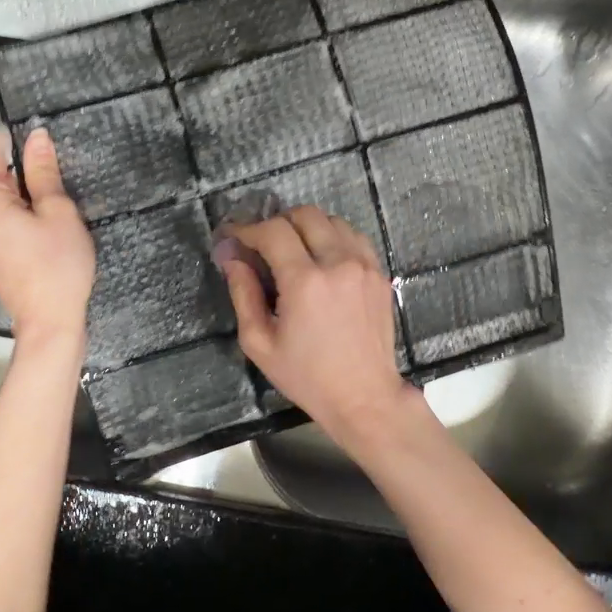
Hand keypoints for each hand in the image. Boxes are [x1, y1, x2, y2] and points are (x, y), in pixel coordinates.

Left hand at [0, 127, 94, 345]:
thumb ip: (43, 172)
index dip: (15, 139)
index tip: (41, 138)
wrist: (48, 322)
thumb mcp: (58, 212)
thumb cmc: (57, 266)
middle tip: (58, 178)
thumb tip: (37, 136)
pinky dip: (17, 218)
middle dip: (21, 172)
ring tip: (54, 207)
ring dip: (21, 197)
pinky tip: (42, 229)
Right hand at [217, 206, 417, 438]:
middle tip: (263, 244)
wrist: (363, 396)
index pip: (273, 231)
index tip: (234, 237)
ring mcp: (364, 266)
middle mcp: (338, 263)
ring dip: (307, 228)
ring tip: (293, 251)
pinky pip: (354, 238)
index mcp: (304, 282)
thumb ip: (243, 295)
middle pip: (305, 215)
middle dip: (278, 222)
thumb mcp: (259, 343)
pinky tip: (322, 261)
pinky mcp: (379, 274)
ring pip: (332, 221)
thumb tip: (232, 260)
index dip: (248, 229)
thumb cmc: (306, 376)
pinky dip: (333, 238)